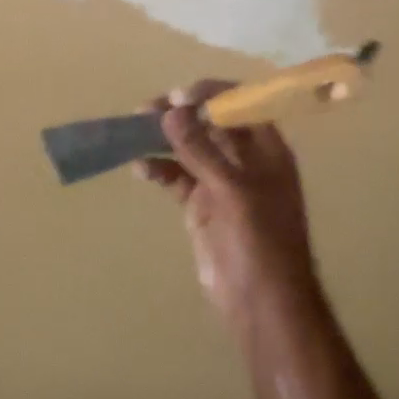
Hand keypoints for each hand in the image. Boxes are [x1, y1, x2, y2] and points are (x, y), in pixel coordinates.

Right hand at [135, 80, 316, 325]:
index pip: (239, 104)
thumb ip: (201, 149)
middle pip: (208, 122)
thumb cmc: (261, 243)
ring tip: (132, 135)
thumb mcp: (233, 191)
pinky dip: (158, 169)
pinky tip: (140, 170)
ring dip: (162, 139)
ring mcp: (221, 182)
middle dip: (178, 114)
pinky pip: (176, 176)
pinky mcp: (201, 204)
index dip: (209, 94)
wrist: (263, 304)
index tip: (176, 97)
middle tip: (144, 112)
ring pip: (188, 148)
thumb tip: (171, 111)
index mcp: (266, 150)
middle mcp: (244, 160)